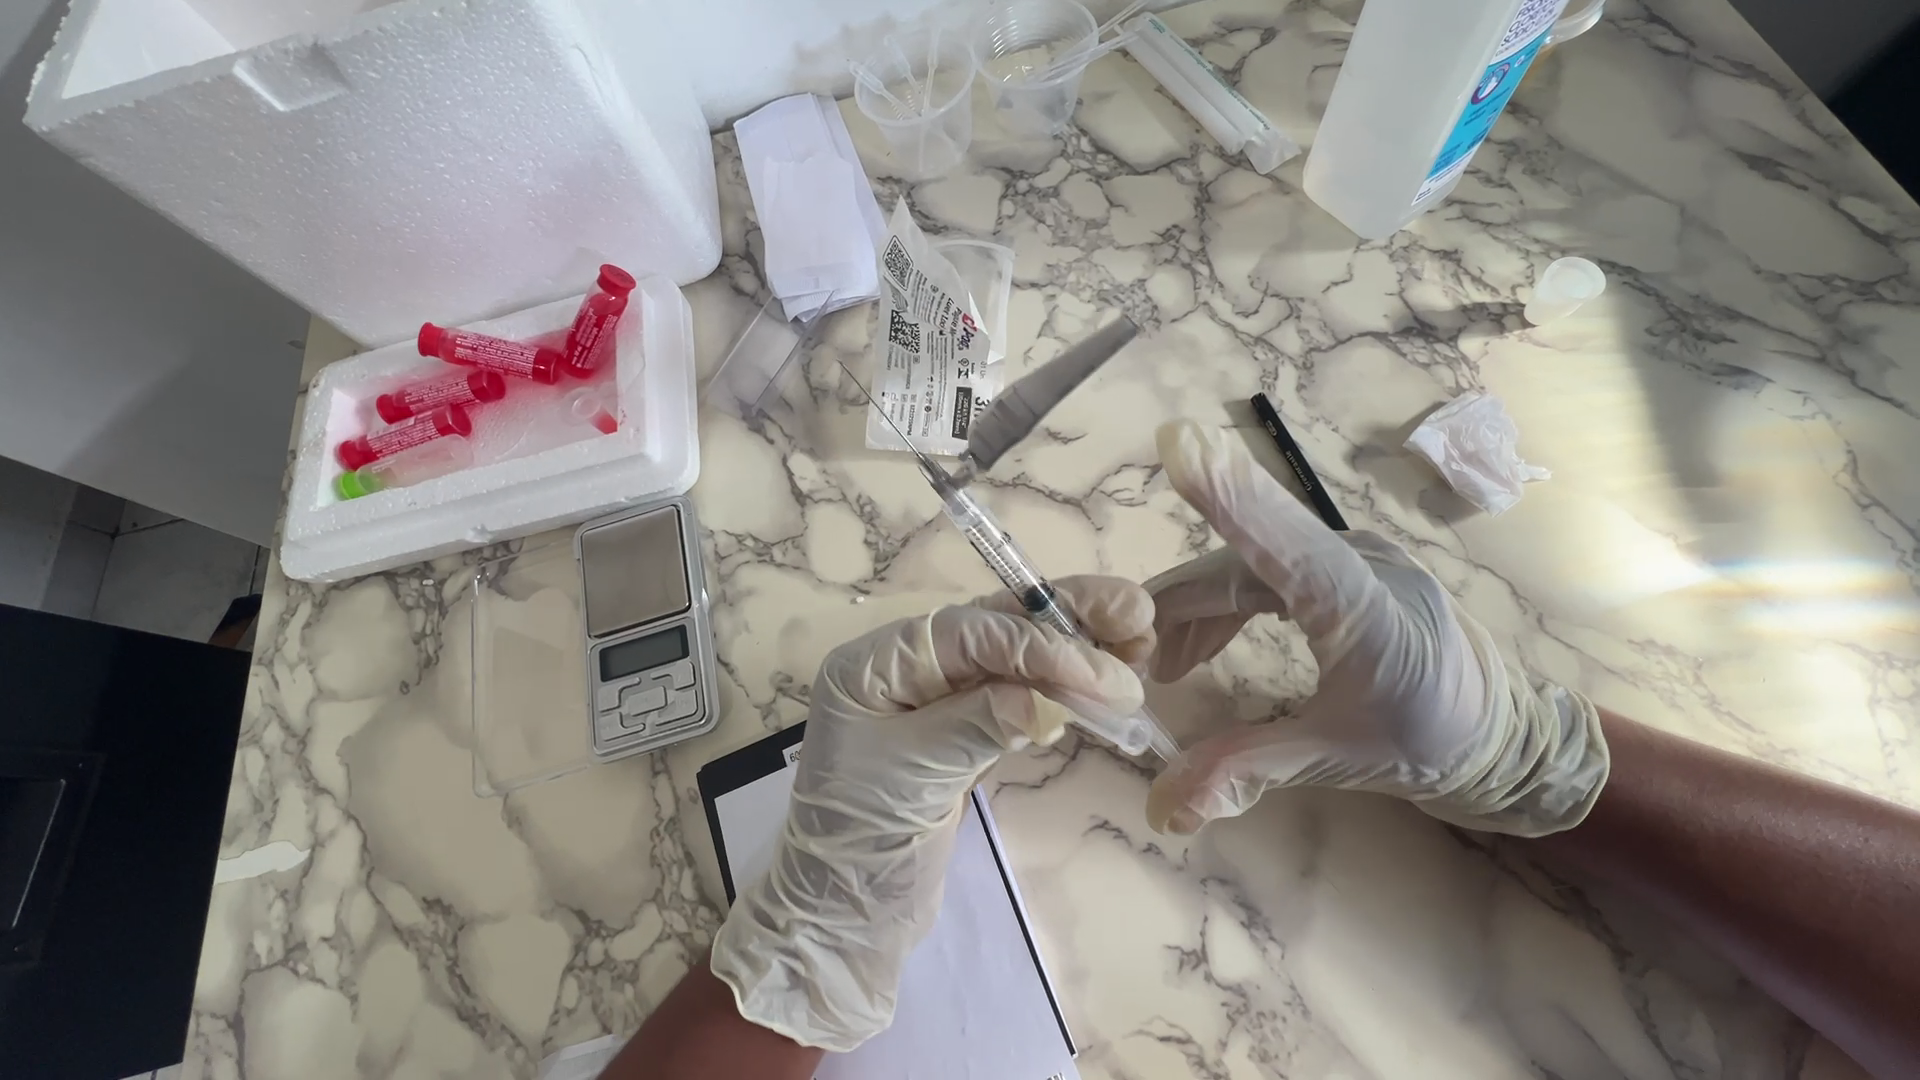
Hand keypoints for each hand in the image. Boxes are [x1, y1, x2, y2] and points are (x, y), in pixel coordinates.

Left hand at [709, 576, 1153, 1051]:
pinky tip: (1098, 686)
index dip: (1039, 644)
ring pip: (1013, 656)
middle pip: (995, 625)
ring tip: (1136, 643)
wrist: (849, 908)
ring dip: (1072, 650)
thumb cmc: (861, 839)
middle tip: (1135, 613)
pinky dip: (1058, 689)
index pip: (969, 633)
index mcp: (878, 662)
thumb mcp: (915, 772)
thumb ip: (980, 722)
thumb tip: (1051, 697)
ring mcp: (937, 694)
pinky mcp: (963, 726)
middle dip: (1066, 619)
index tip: (1102, 672)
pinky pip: (1016, 694)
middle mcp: (908, 664)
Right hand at [1143, 420, 1609, 837]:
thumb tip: (1162, 809)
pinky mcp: (1344, 567)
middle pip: (1238, 561)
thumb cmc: (1433, 745)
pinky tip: (1198, 646)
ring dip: (1193, 611)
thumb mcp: (1338, 759)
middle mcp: (1354, 561)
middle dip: (1173, 606)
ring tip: (1160, 667)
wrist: (1508, 736)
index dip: (1227, 494)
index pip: (1281, 539)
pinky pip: (1265, 571)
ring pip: (1244, 564)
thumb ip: (1245, 770)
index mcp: (1361, 604)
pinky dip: (1222, 608)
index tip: (1178, 443)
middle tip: (1128, 658)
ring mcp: (1350, 558)